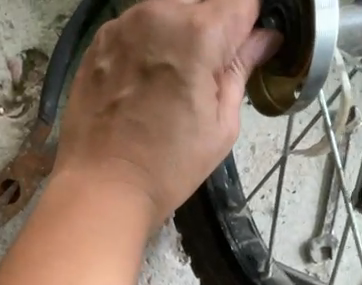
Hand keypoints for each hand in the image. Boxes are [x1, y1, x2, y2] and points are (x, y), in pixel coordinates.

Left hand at [53, 0, 282, 229]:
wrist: (100, 189)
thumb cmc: (166, 169)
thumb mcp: (220, 127)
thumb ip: (241, 72)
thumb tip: (263, 39)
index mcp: (201, 33)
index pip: (242, 4)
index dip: (246, 30)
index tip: (241, 55)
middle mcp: (161, 14)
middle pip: (201, 7)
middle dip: (208, 35)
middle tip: (198, 83)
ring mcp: (124, 25)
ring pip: (166, 14)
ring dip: (173, 39)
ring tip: (164, 87)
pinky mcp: (98, 42)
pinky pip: (134, 30)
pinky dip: (143, 49)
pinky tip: (137, 87)